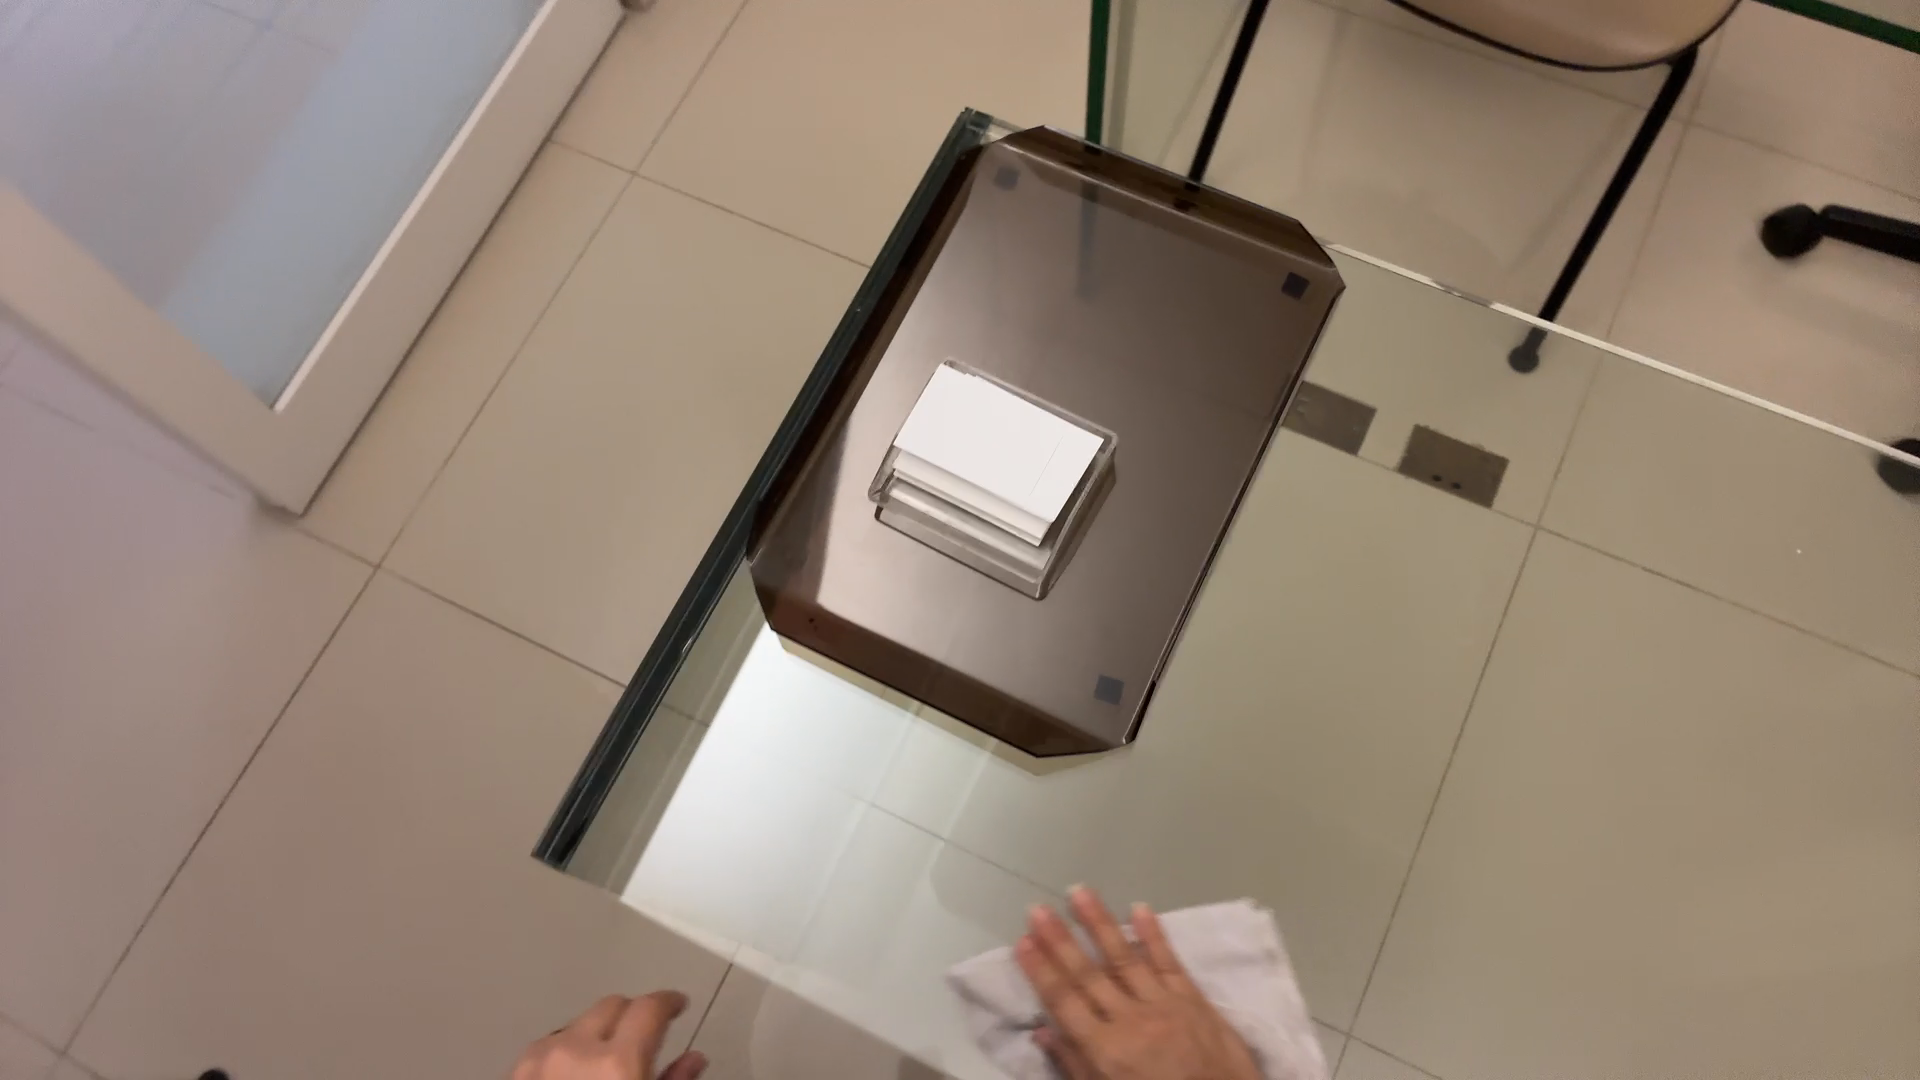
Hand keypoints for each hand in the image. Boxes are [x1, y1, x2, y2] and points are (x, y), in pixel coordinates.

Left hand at [512, 991, 707, 1079]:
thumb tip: (693, 1059)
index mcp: (617, 1063)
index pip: (650, 1006)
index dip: (668, 1001)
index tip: (677, 1007)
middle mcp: (575, 1051)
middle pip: (612, 1005)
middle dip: (631, 1016)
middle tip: (642, 1038)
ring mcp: (534, 1066)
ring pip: (574, 1024)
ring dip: (593, 1034)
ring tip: (601, 1062)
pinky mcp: (509, 1078)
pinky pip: (543, 1051)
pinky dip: (561, 1054)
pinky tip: (569, 1076)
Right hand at [1015, 887, 1260, 1079]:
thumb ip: (1076, 1067)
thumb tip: (1043, 1033)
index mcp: (1107, 1052)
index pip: (1065, 1003)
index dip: (1041, 971)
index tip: (1022, 941)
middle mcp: (1130, 1021)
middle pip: (1088, 974)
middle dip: (1060, 940)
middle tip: (1038, 909)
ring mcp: (1163, 1006)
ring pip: (1123, 957)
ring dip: (1099, 923)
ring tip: (1079, 892)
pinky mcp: (1193, 1000)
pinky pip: (1169, 962)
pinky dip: (1154, 934)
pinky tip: (1140, 908)